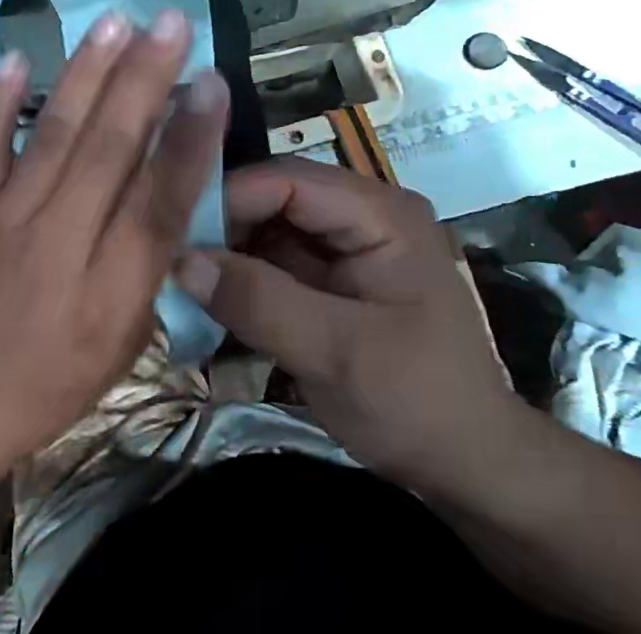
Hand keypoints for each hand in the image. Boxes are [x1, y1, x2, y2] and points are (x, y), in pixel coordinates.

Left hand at [0, 10, 228, 484]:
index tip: (212, 83)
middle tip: (171, 23)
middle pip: (108, 152)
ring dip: (86, 75)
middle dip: (144, 81)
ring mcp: (4, 223)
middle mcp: (59, 245)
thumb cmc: (56, 382)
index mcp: (111, 289)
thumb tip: (171, 185)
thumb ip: (151, 264)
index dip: (189, 140)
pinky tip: (13, 59)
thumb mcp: (126, 340)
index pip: (159, 203)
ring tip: (115, 22)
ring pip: (53, 137)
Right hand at [176, 158, 511, 490]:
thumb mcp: (335, 354)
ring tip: (183, 281)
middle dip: (226, 227)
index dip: (230, 199)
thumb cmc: (416, 403)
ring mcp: (353, 245)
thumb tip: (182, 259)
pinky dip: (248, 278)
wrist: (468, 460)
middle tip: (173, 263)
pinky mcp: (339, 277)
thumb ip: (260, 302)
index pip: (290, 179)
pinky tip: (214, 299)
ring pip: (275, 228)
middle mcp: (367, 214)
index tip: (175, 238)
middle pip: (279, 197)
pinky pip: (282, 261)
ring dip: (232, 253)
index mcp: (382, 214)